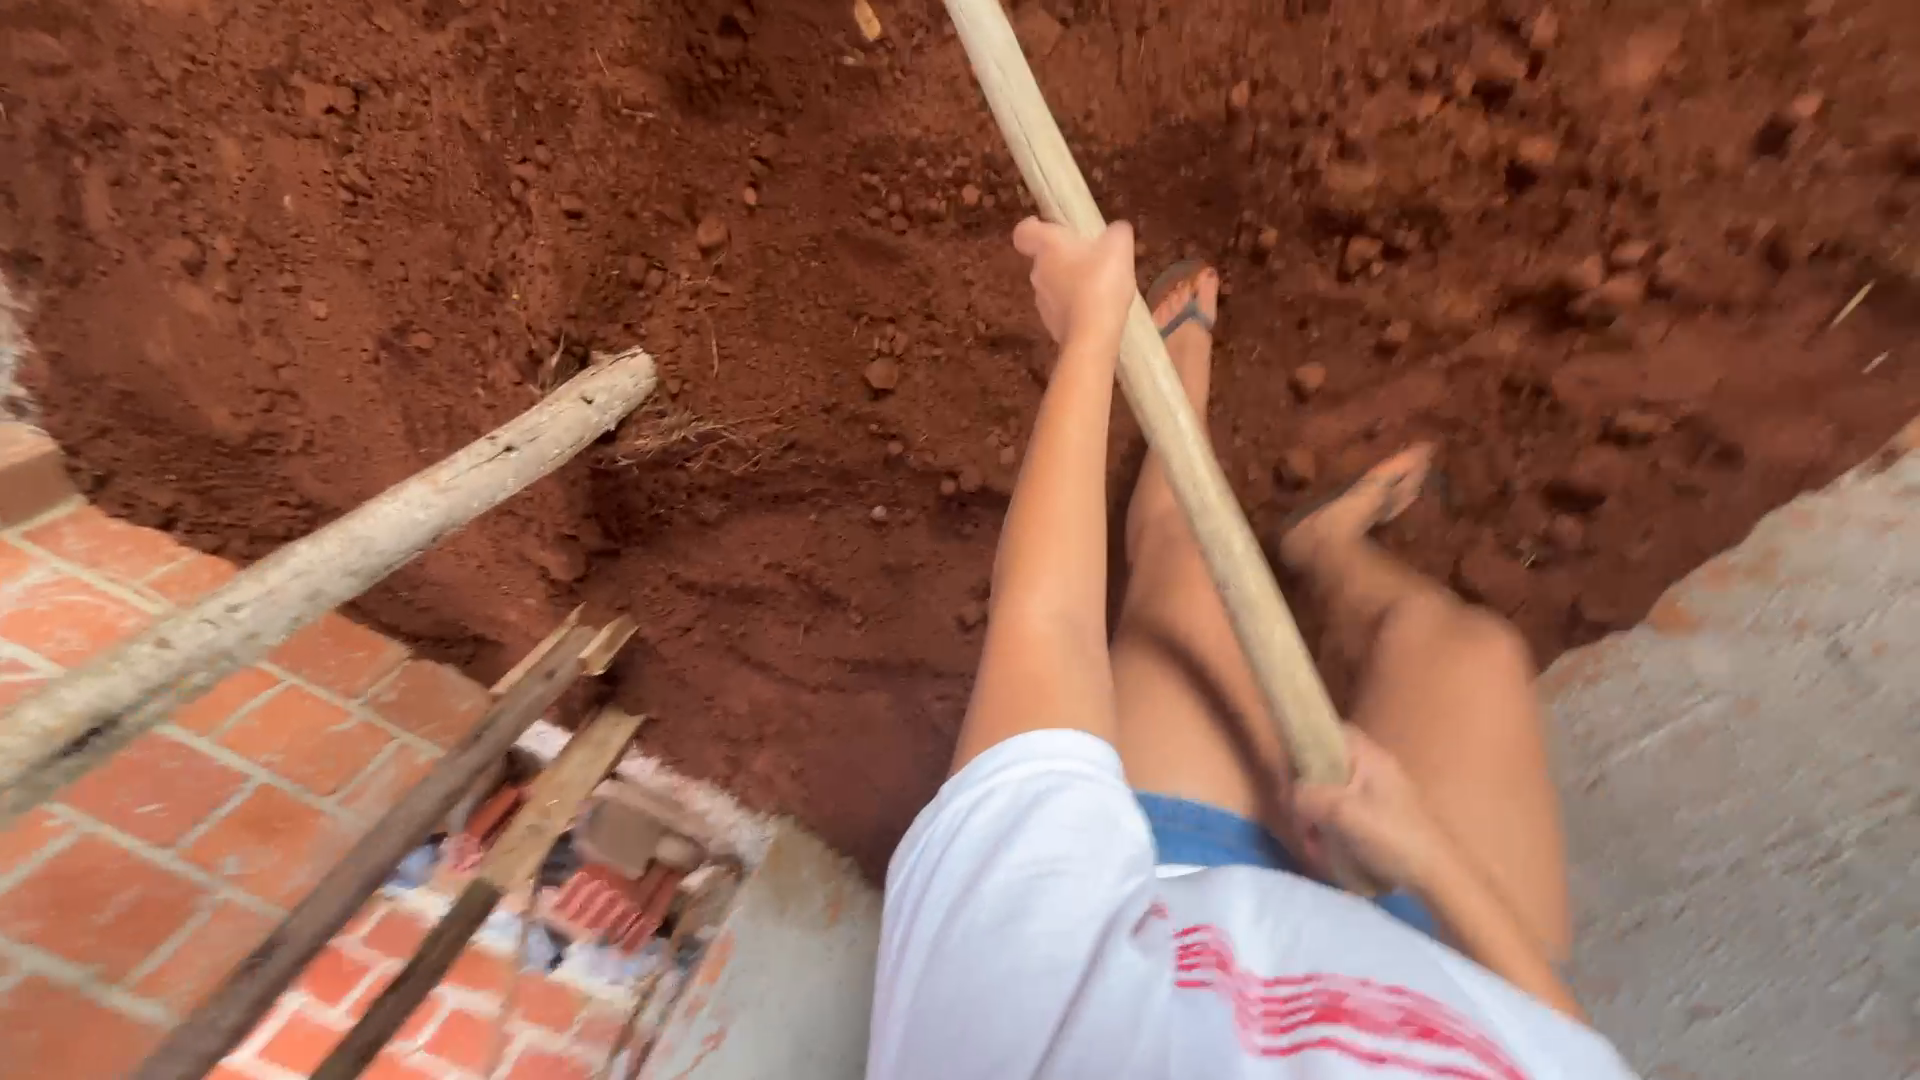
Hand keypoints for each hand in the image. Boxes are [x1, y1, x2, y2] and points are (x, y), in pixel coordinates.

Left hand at [1011, 217, 1135, 347]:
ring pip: (1054, 285)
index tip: (1045, 225)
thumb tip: (1116, 231)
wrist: (1093, 334)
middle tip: (1090, 258)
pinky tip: (1097, 310)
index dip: (1031, 226)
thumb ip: (1116, 232)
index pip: (1024, 232)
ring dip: (1071, 283)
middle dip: (1064, 257)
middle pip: (1045, 259)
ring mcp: (1042, 303)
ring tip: (1099, 286)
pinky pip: (1062, 309)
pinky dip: (1075, 307)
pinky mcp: (1051, 326)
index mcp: (1047, 248)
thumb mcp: (1119, 245)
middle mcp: (1038, 274)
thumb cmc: (1101, 280)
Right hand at [1294, 727, 1456, 889]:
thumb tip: (1289, 797)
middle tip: (1297, 812)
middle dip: (1306, 788)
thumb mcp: (1341, 813)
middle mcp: (1375, 769)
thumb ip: (1306, 796)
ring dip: (1316, 813)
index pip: (1332, 729)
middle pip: (1327, 764)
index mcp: (1369, 757)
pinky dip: (1331, 826)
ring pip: (1332, 792)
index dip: (1307, 739)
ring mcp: (1380, 795)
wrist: (1440, 879)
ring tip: (1312, 840)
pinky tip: (1327, 849)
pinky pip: (1345, 813)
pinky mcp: (1382, 819)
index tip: (1288, 762)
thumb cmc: (1393, 836)